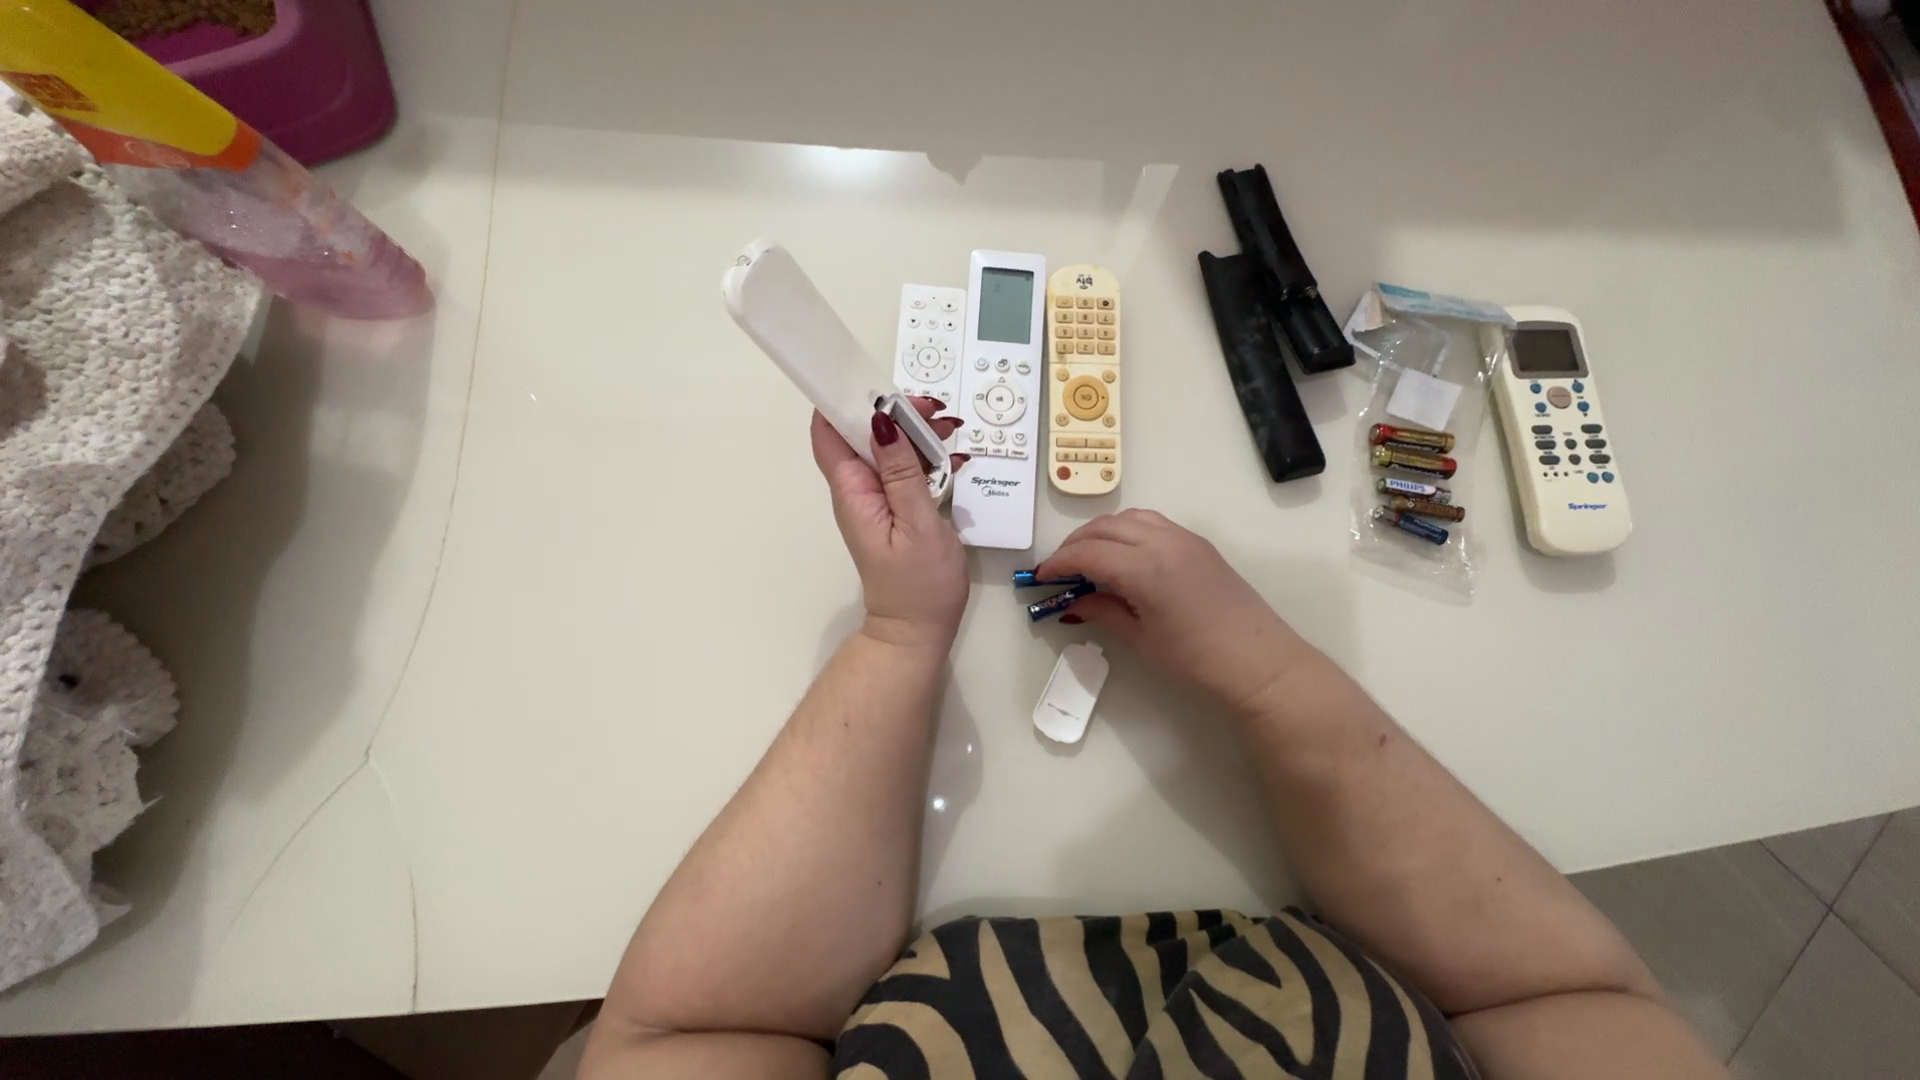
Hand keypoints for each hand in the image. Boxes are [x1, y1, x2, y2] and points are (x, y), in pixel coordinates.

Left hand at [811, 398, 969, 650]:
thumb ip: (902, 472)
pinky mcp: (895, 507)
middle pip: (863, 432)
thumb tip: (881, 420)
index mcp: (853, 491)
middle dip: (894, 412)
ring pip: (888, 448)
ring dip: (917, 433)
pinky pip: (905, 470)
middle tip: (936, 409)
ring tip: (953, 428)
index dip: (842, 399)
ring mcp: (877, 498)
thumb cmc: (918, 584)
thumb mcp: (917, 524)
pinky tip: (956, 457)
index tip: (871, 379)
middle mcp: (858, 489)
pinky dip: (928, 458)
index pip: (829, 433)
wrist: (919, 630)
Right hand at [1035, 509, 1309, 714]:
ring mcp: (1184, 539)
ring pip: (1129, 518)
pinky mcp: (1199, 544)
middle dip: (1075, 544)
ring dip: (1101, 532)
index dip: (1059, 563)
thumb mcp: (1141, 639)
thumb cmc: (1196, 659)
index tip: (1041, 577)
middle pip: (1104, 528)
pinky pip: (1152, 523)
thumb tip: (1075, 600)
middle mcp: (1162, 542)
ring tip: (1088, 559)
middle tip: (1059, 569)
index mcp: (1144, 567)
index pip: (1088, 553)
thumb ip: (1103, 611)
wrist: (1259, 662)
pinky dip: (1127, 531)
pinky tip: (1122, 556)